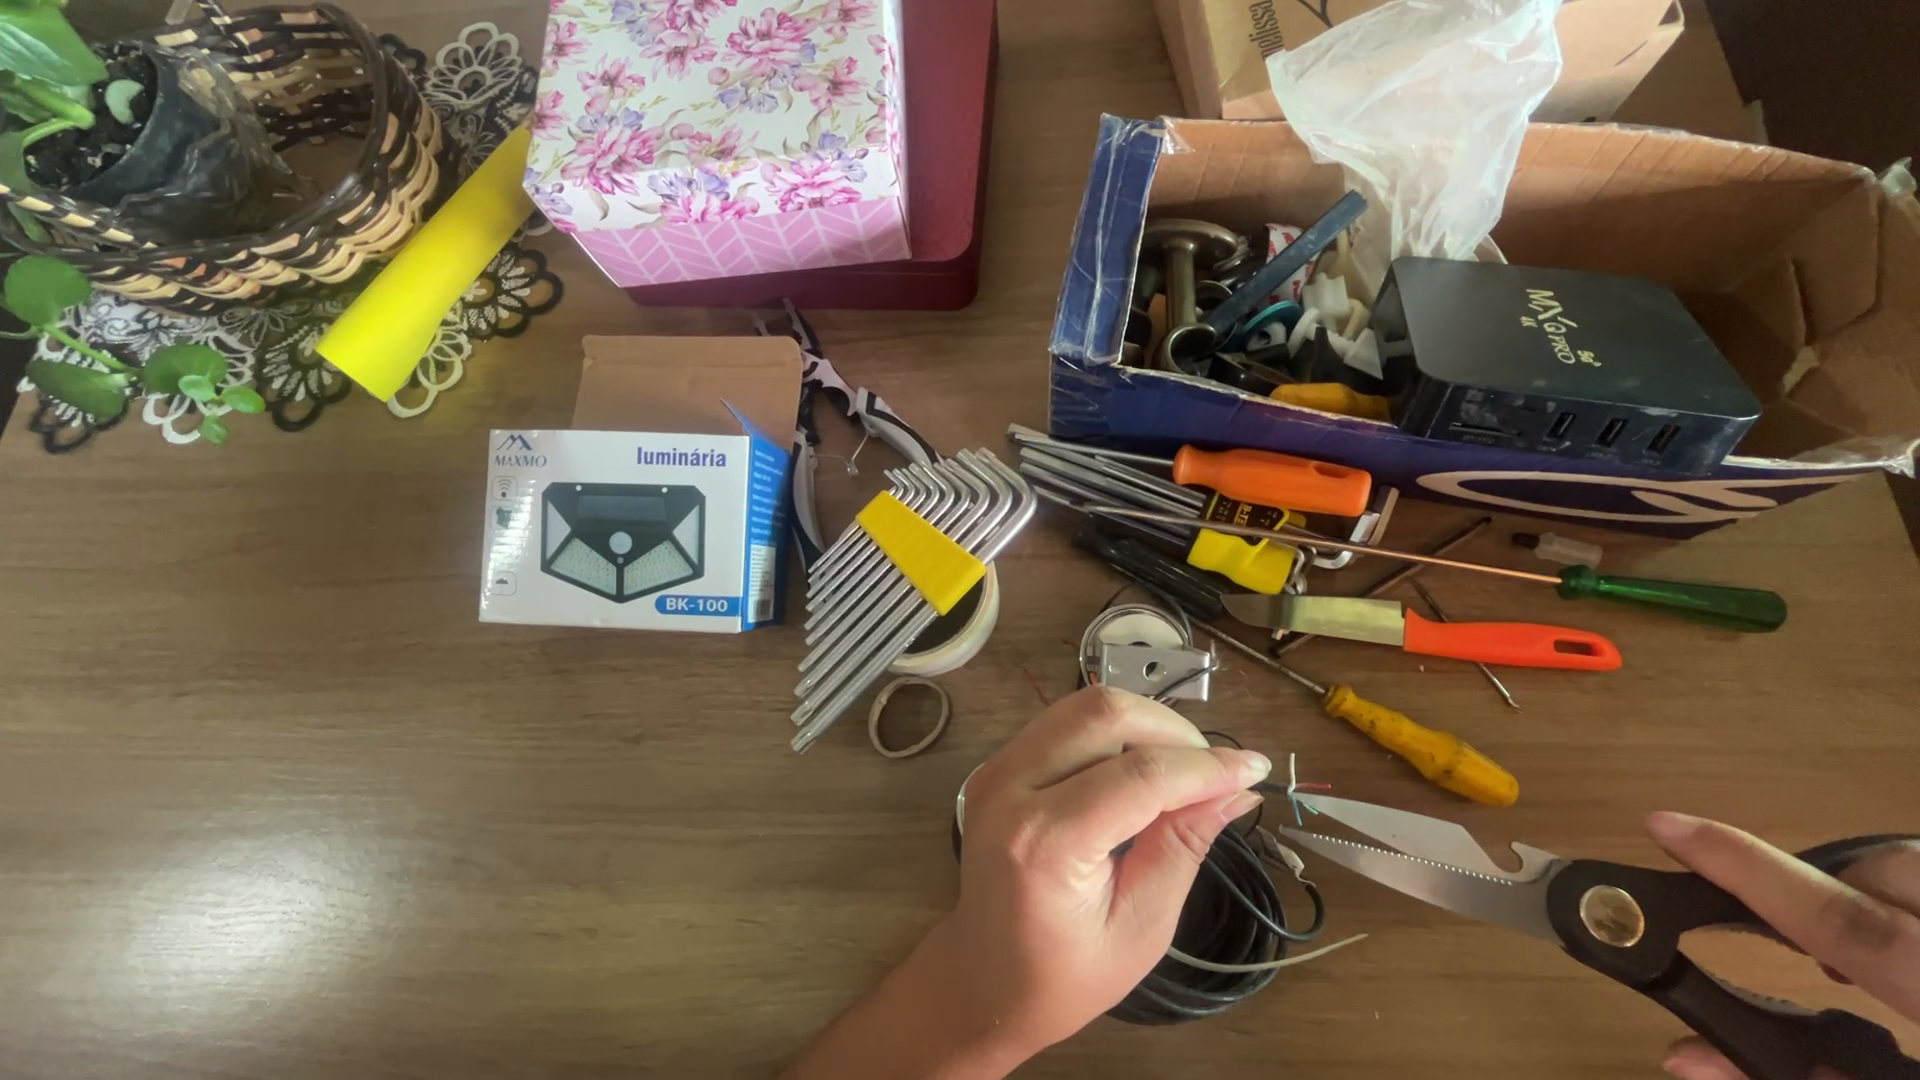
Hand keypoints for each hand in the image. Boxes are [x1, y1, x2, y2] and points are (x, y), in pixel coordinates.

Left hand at [780, 686, 1270, 1079]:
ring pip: (1082, 706)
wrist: (983, 978)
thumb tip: (1237, 786)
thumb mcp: (1141, 926)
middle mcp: (1009, 788)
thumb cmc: (1065, 974)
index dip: (1205, 766)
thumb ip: (1184, 844)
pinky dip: (1112, 732)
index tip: (1254, 768)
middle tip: (1210, 770)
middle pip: (1101, 713)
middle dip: (1170, 729)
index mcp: (1042, 843)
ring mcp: (996, 769)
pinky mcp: (998, 763)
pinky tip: (1138, 769)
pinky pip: (1064, 722)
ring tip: (1179, 770)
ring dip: (1142, 724)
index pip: (1138, 776)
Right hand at [1646, 812, 1919, 1079]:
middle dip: (1820, 878)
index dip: (1744, 867)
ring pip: (1916, 867)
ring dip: (1870, 890)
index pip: (1844, 921)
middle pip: (1892, 872)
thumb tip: (1679, 1055)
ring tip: (1854, 953)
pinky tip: (1901, 958)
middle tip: (1782, 926)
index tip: (1662, 824)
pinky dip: (1905, 902)